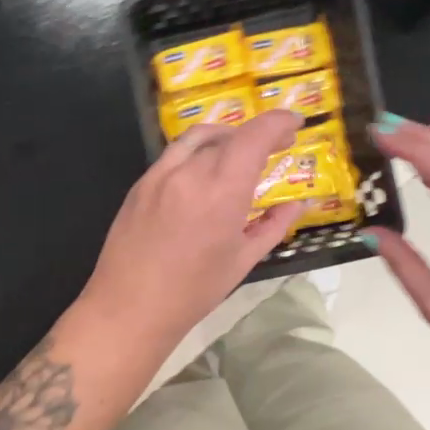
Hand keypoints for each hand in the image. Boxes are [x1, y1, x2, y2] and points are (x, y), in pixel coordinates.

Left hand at [79, 111, 308, 344]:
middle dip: (256, 134)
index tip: (295, 122)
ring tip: (240, 153)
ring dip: (225, 137)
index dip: (279, 122)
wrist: (130, 307)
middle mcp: (190, 172)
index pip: (255, 137)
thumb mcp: (242, 260)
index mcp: (221, 191)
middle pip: (228, 134)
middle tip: (276, 145)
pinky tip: (205, 173)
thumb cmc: (194, 291)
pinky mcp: (140, 184)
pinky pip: (174, 154)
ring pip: (197, 137)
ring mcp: (160, 175)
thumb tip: (299, 204)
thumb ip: (273, 225)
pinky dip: (197, 152)